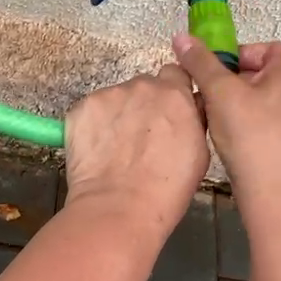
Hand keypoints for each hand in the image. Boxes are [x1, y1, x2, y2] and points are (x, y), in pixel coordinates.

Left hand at [63, 65, 209, 233]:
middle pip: (145, 86)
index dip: (173, 91)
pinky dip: (95, 125)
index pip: (175, 73)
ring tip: (118, 149)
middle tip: (143, 137)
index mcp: (174, 94)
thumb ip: (194, 118)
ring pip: (117, 98)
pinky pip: (92, 110)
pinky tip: (98, 151)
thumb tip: (191, 104)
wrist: (118, 207)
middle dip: (145, 104)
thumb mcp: (199, 151)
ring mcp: (108, 94)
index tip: (169, 111)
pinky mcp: (81, 108)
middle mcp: (141, 86)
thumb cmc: (168, 188)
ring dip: (120, 114)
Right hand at [172, 34, 280, 211]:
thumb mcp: (219, 92)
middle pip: (263, 73)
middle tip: (209, 92)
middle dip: (233, 78)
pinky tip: (227, 138)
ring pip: (261, 99)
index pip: (271, 47)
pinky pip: (265, 122)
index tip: (218, 68)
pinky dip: (246, 123)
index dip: (242, 51)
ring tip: (214, 116)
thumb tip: (181, 37)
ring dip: (236, 102)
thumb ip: (200, 62)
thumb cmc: (249, 135)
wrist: (272, 196)